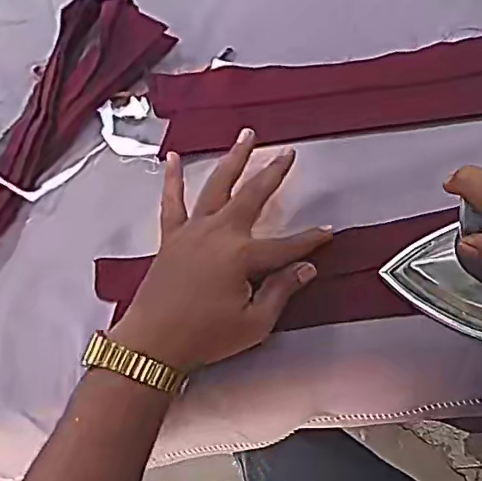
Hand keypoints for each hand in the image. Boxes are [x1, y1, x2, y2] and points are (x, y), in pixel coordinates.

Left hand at [110, 130, 329, 371]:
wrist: (152, 343)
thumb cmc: (205, 337)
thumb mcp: (255, 323)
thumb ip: (281, 291)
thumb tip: (305, 269)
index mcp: (241, 257)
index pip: (286, 245)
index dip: (310, 240)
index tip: (328, 233)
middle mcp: (217, 234)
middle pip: (251, 197)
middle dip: (272, 173)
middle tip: (288, 153)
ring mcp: (191, 232)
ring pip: (216, 187)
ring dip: (233, 160)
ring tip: (245, 137)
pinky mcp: (171, 238)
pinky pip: (172, 202)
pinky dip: (173, 179)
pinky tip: (174, 159)